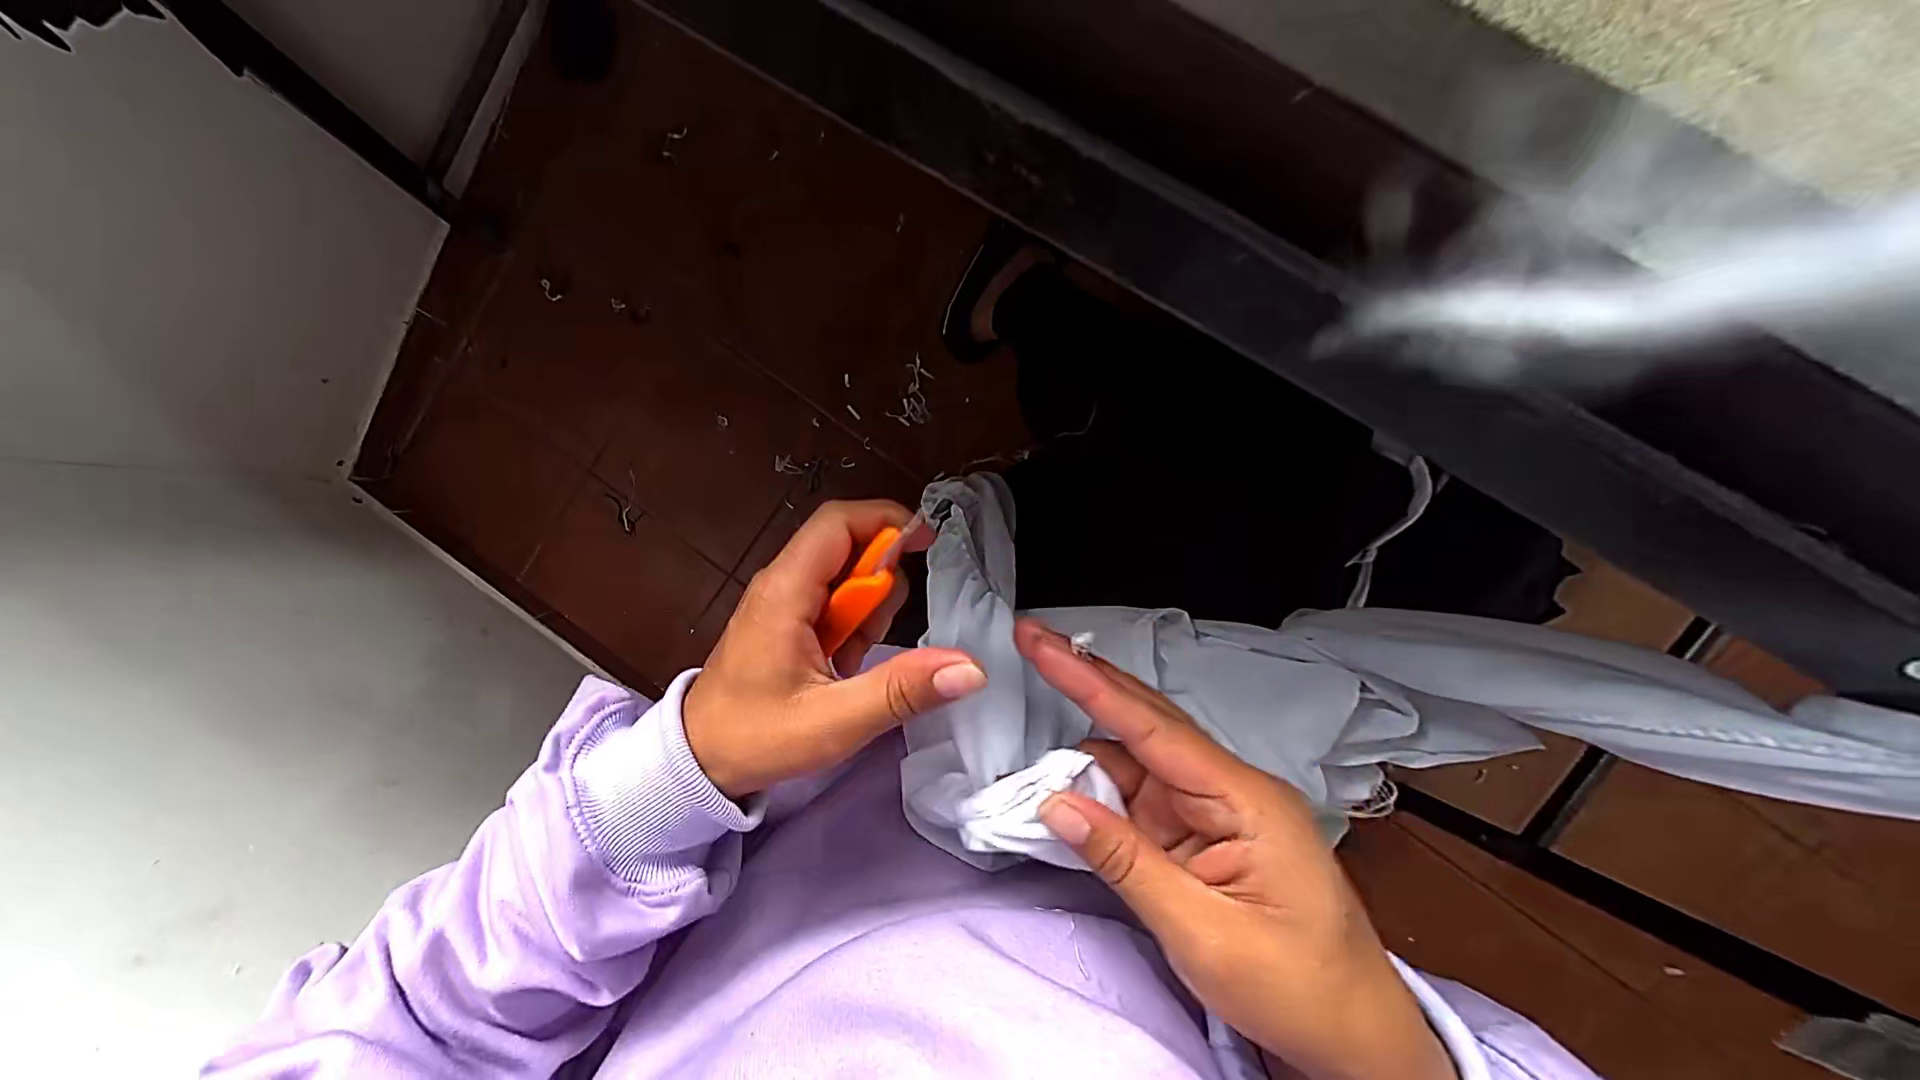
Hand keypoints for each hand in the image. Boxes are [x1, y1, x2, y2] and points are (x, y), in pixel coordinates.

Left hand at [682, 500, 987, 798]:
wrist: (697, 760)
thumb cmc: (755, 738)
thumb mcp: (834, 721)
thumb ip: (902, 691)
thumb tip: (968, 669)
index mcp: (786, 591)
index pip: (840, 522)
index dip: (888, 520)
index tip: (926, 543)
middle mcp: (784, 583)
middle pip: (850, 546)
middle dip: (881, 581)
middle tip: (881, 633)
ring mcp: (785, 600)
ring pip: (849, 576)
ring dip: (870, 610)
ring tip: (855, 659)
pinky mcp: (789, 619)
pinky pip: (837, 602)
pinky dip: (855, 627)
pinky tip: (843, 664)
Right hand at [1015, 619, 1454, 1079]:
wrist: (1355, 1039)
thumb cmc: (1299, 989)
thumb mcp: (1204, 934)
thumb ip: (1124, 861)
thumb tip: (1054, 803)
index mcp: (1243, 798)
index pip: (1152, 724)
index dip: (1091, 679)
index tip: (1044, 643)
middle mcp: (1224, 787)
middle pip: (1142, 721)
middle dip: (1083, 679)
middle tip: (1031, 641)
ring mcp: (1208, 807)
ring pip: (1131, 759)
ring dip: (1081, 758)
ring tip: (1032, 761)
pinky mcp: (1194, 829)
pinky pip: (1135, 795)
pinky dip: (1095, 792)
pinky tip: (1066, 793)